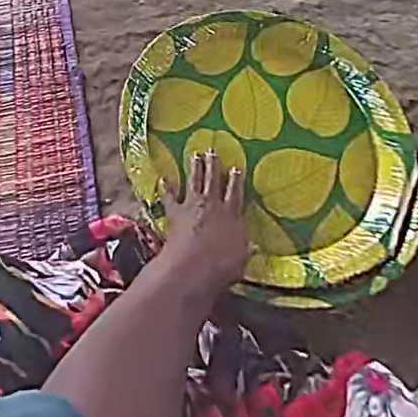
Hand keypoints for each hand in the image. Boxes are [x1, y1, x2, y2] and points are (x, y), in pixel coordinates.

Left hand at [159, 151, 250, 294]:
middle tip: (211, 150)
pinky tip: (163, 179)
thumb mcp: (240, 259)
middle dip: (213, 164)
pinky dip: (166, 188)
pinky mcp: (175, 212)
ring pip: (194, 181)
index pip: (234, 192)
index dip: (235, 179)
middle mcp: (212, 204)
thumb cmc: (221, 266)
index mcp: (230, 213)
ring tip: (194, 155)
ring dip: (194, 168)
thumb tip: (255, 246)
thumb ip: (246, 250)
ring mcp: (192, 205)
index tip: (235, 167)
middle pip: (213, 180)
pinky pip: (169, 197)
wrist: (192, 266)